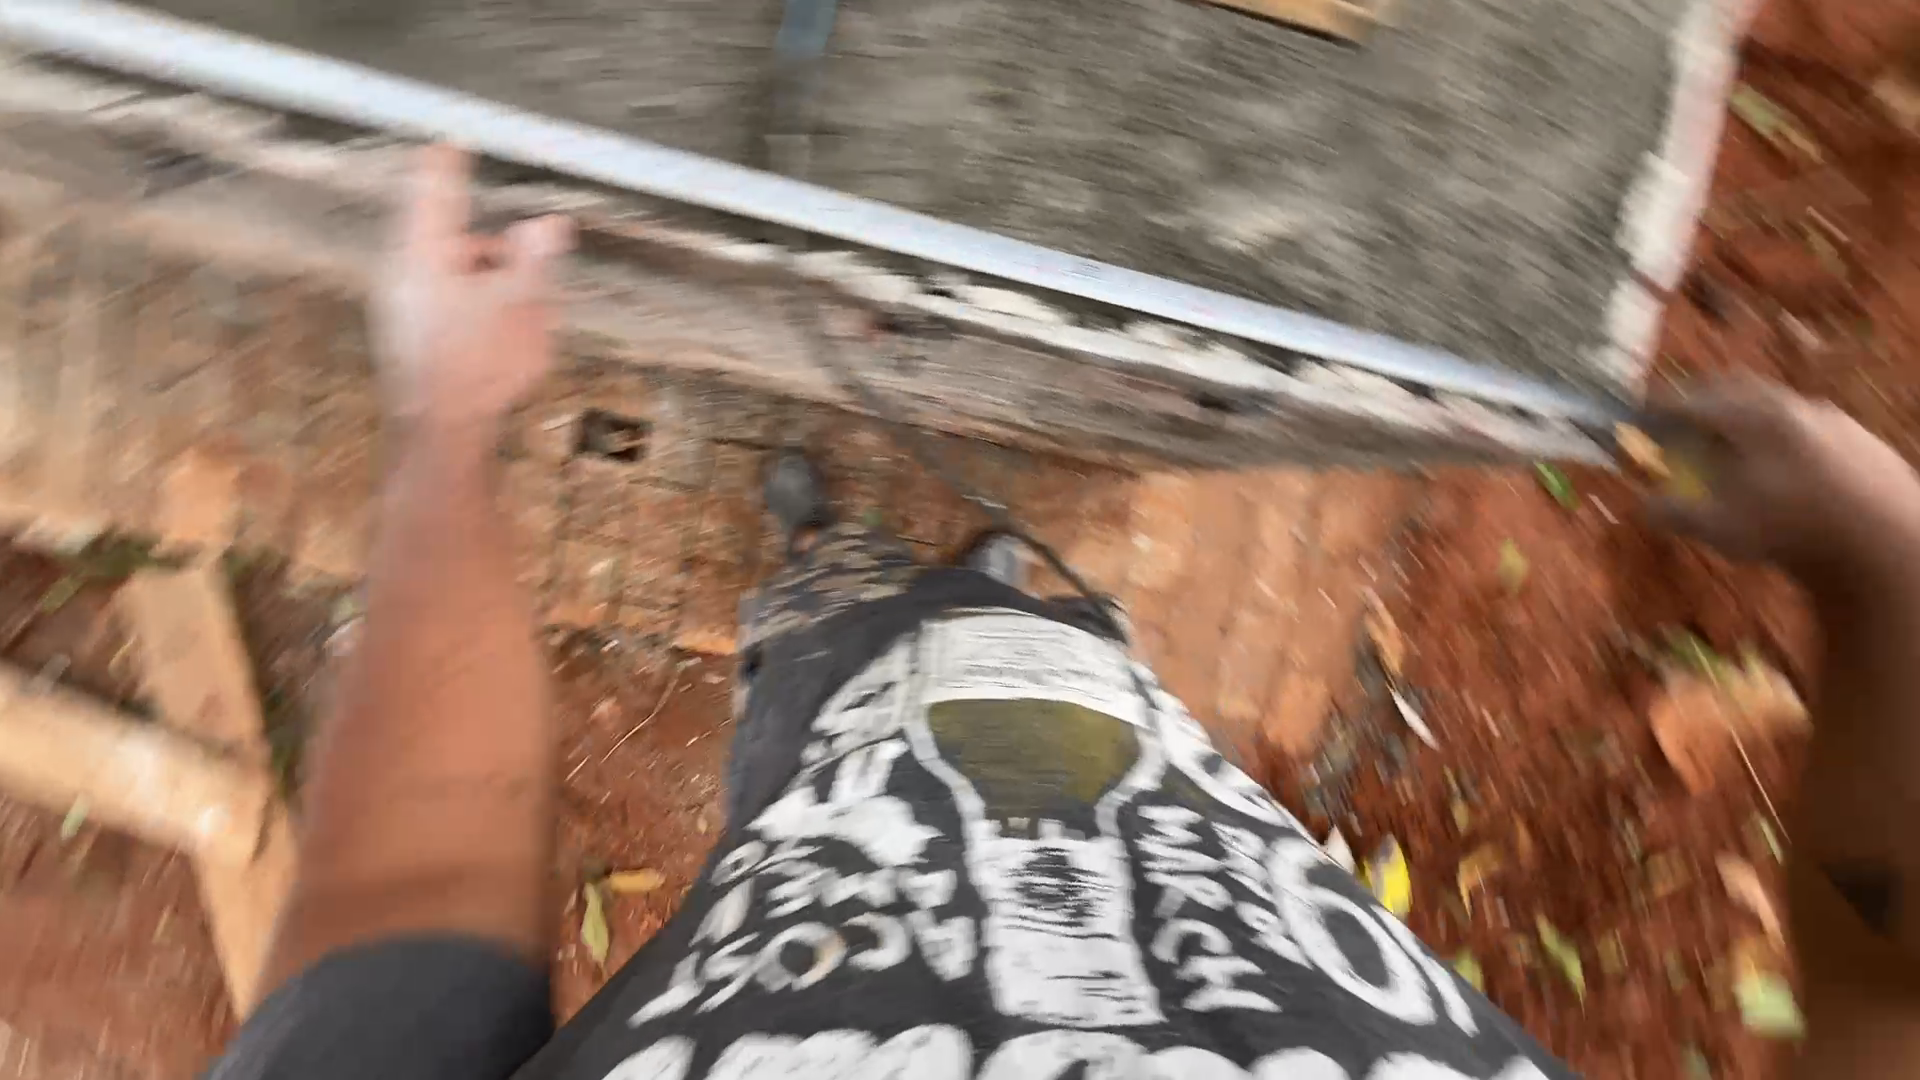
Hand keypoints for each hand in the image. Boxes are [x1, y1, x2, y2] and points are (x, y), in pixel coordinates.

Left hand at [372, 144, 572, 433]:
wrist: (442, 426)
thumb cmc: (481, 363)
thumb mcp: (522, 306)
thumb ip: (536, 261)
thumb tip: (553, 223)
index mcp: (426, 253)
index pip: (435, 190)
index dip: (448, 164)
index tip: (454, 144)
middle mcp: (405, 271)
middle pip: (456, 243)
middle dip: (499, 257)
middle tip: (534, 285)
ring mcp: (402, 305)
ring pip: (456, 278)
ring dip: (494, 290)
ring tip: (528, 325)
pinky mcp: (409, 334)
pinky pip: (449, 306)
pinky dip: (480, 312)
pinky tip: (504, 344)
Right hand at [1644, 376, 1919, 586]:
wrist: (1887, 548)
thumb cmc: (1787, 532)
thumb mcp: (1711, 526)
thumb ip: (1669, 509)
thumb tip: (1644, 501)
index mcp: (1754, 421)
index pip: (1694, 403)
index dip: (1660, 407)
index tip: (1638, 411)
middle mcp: (1796, 410)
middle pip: (1739, 389)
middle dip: (1704, 400)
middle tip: (1679, 416)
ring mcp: (1836, 423)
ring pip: (1776, 407)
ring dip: (1744, 417)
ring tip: (1727, 443)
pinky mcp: (1863, 442)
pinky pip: (1807, 427)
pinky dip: (1778, 435)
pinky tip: (1775, 465)